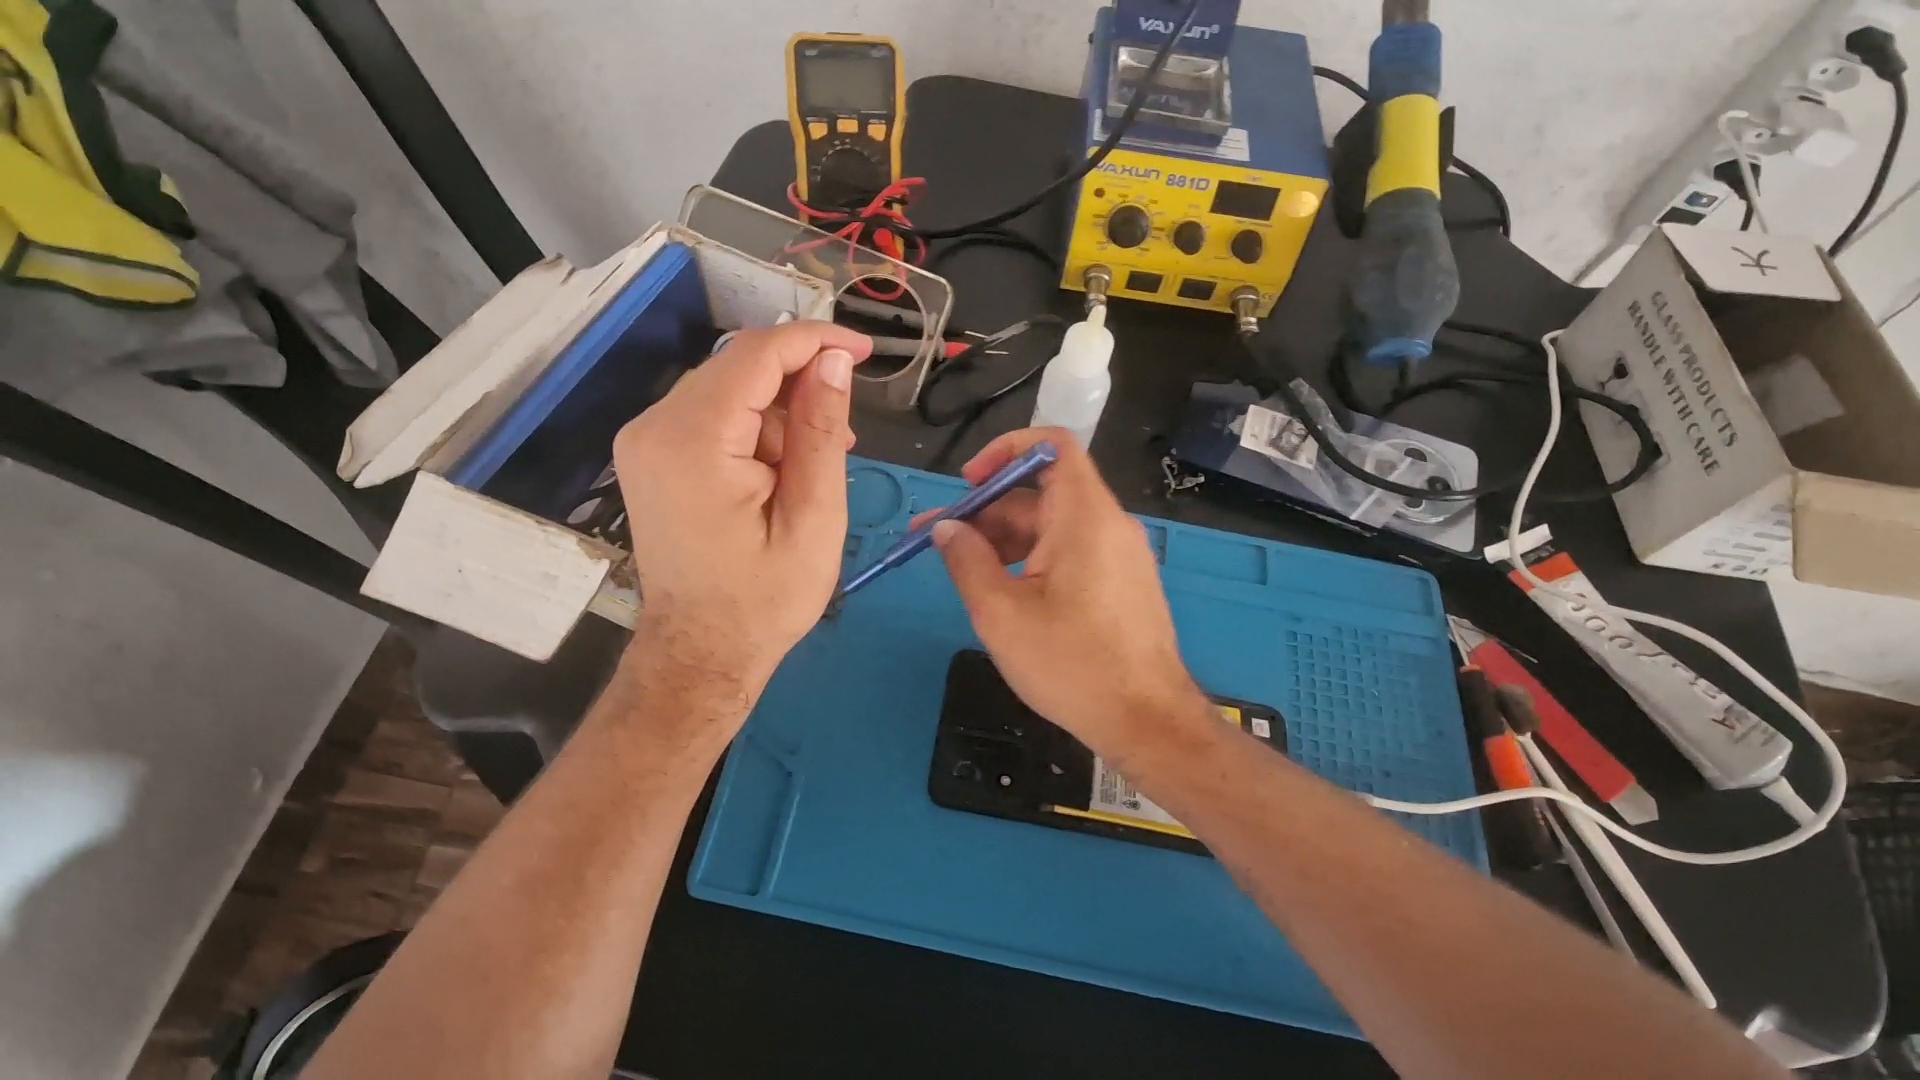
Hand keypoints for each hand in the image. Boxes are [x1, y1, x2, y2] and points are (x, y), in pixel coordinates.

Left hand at [612, 322, 872, 725]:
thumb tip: (834, 361)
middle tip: (846, 428)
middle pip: (737, 367)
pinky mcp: (650, 455)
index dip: (815, 341)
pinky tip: (782, 468)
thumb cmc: (765, 600)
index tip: (864, 351)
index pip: (756, 355)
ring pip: (726, 389)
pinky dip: (752, 428)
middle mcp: (654, 427)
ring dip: (778, 411)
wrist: (701, 653)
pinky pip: (709, 415)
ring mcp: (644, 441)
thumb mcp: (814, 518)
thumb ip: (821, 432)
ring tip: (818, 462)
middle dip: (799, 382)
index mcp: (694, 442)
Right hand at [927, 429, 1209, 756]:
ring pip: (1054, 528)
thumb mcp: (1001, 613)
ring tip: (962, 572)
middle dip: (987, 510)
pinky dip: (1033, 560)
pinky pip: (1072, 553)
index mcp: (1085, 517)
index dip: (1006, 450)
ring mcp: (1120, 557)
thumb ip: (967, 560)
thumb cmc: (1072, 664)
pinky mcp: (1123, 585)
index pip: (1052, 446)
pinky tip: (1003, 593)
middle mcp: (1109, 526)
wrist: (1146, 721)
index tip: (967, 483)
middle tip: (937, 541)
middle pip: (1043, 493)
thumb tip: (945, 528)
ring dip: (1005, 540)